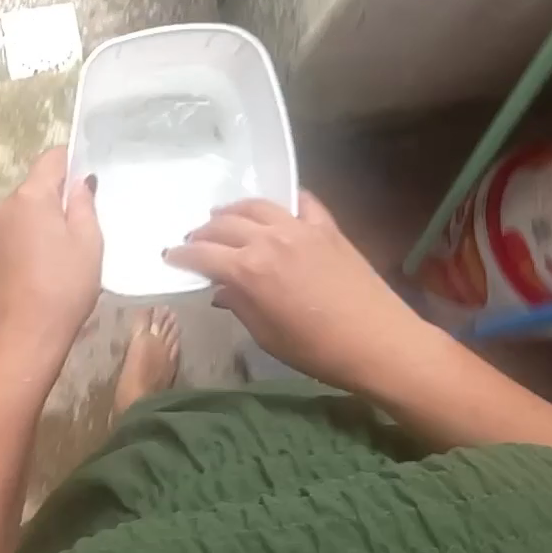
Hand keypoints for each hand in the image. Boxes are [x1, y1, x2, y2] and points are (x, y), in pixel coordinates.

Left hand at [0, 147, 102, 366]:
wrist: (25, 337)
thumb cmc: (64, 286)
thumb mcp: (88, 241)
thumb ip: (84, 203)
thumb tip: (79, 182)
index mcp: (29, 196)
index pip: (51, 159)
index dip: (73, 161)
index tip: (91, 176)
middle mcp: (5, 205)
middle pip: (37, 184)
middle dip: (61, 194)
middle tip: (88, 219)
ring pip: (27, 208)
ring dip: (48, 216)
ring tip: (70, 246)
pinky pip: (18, 228)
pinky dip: (35, 234)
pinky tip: (50, 261)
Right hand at [164, 191, 439, 392]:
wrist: (380, 343)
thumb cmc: (318, 350)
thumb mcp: (267, 335)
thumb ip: (239, 305)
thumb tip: (221, 288)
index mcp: (249, 269)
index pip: (203, 253)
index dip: (182, 254)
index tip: (170, 256)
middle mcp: (269, 239)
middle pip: (224, 224)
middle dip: (203, 232)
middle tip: (194, 240)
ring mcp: (300, 227)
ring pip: (256, 205)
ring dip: (233, 210)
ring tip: (223, 217)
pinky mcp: (326, 226)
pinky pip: (300, 202)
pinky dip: (284, 202)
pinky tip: (278, 208)